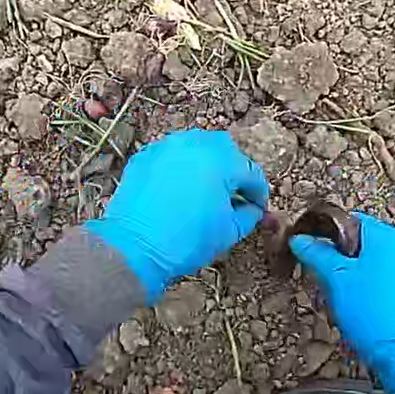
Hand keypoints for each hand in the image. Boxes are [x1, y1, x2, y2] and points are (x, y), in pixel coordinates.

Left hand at [85, 130, 269, 301]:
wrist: (135, 248)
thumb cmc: (185, 241)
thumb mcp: (227, 232)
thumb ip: (247, 215)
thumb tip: (251, 210)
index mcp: (220, 161)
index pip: (250, 172)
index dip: (258, 193)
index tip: (257, 207)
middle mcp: (194, 145)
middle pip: (225, 150)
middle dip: (233, 171)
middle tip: (232, 196)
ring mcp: (166, 148)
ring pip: (196, 147)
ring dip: (206, 165)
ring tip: (206, 190)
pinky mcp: (145, 157)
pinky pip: (171, 155)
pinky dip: (181, 167)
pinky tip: (180, 189)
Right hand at [290, 215, 394, 393]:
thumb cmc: (375, 314)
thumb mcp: (336, 280)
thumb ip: (317, 254)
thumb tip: (300, 240)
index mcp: (386, 236)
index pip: (347, 220)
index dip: (323, 233)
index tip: (307, 249)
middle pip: (358, 243)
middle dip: (335, 260)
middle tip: (319, 278)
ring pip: (368, 264)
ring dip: (348, 278)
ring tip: (337, 298)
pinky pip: (381, 281)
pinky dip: (364, 290)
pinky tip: (357, 310)